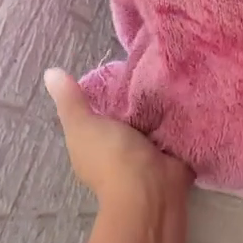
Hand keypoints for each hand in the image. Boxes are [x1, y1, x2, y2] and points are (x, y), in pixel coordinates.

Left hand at [44, 68, 192, 208]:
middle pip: (132, 107)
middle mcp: (122, 141)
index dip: (114, 84)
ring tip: (179, 62)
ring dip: (166, 95)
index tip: (129, 58)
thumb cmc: (111, 156)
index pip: (104, 105)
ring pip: (157, 112)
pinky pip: (179, 119)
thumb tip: (50, 72)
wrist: (149, 187)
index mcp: (97, 138)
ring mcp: (149, 145)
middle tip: (159, 55)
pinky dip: (184, 106)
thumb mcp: (84, 126)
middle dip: (144, 87)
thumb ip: (71, 101)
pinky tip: (191, 82)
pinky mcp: (174, 145)